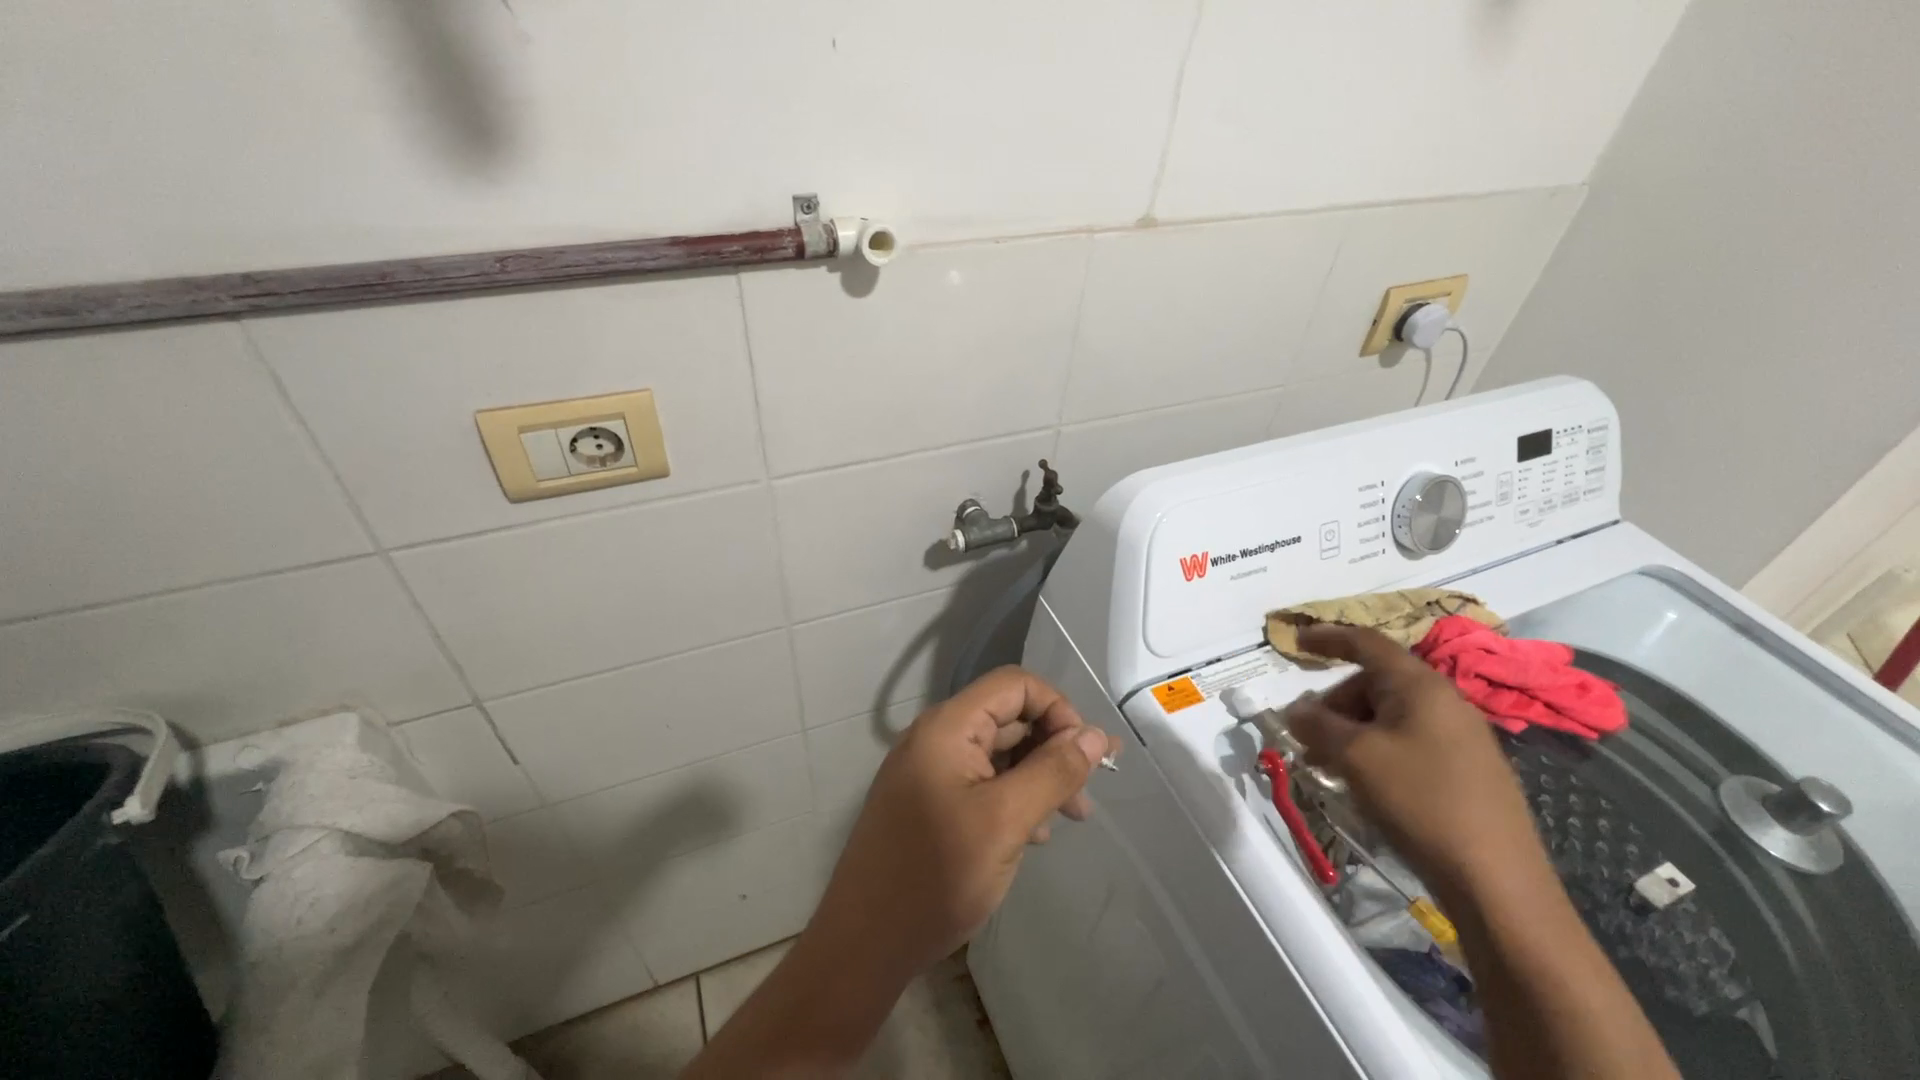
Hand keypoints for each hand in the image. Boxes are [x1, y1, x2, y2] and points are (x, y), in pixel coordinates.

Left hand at [810, 666, 1114, 983]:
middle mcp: (936, 739)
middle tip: (1087, 795)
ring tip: (1070, 818)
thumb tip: (1096, 735)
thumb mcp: (1005, 821)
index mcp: (947, 727)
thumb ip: (1053, 772)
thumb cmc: (936, 876)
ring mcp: (930, 773)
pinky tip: (1034, 835)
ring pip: (1000, 754)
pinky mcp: (929, 805)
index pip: (1015, 685)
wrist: (865, 944)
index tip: (1085, 757)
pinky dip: (1015, 798)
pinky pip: (982, 784)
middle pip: (1009, 718)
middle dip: (1054, 747)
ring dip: (1039, 776)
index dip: (1058, 709)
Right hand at [1284, 624, 1546, 899]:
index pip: (1367, 643)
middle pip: (1375, 683)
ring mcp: (1460, 736)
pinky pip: (1409, 742)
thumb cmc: (1420, 801)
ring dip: (1351, 733)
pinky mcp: (1467, 770)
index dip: (1328, 638)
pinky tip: (1365, 785)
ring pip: (1390, 717)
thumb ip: (1318, 725)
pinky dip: (1377, 752)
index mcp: (1420, 686)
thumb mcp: (1356, 757)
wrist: (1495, 876)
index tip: (1294, 641)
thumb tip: (1297, 710)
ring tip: (1329, 767)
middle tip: (1307, 739)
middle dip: (1334, 705)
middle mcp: (1444, 701)